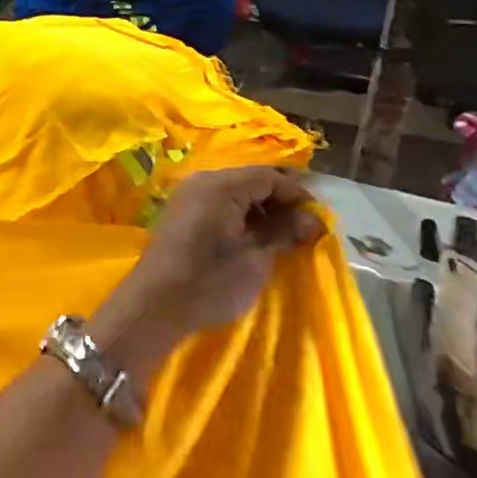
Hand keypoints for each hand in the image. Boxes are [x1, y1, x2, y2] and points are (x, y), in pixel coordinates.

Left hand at [89, 167, 323, 373]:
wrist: (157, 302)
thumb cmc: (211, 279)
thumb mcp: (256, 257)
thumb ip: (284, 231)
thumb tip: (312, 220)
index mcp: (220, 184)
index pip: (268, 176)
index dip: (297, 196)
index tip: (319, 223)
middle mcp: (201, 180)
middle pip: (251, 180)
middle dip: (280, 203)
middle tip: (305, 232)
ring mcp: (188, 195)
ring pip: (235, 192)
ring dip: (261, 210)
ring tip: (283, 239)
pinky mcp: (182, 212)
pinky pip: (219, 203)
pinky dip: (241, 216)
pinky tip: (255, 240)